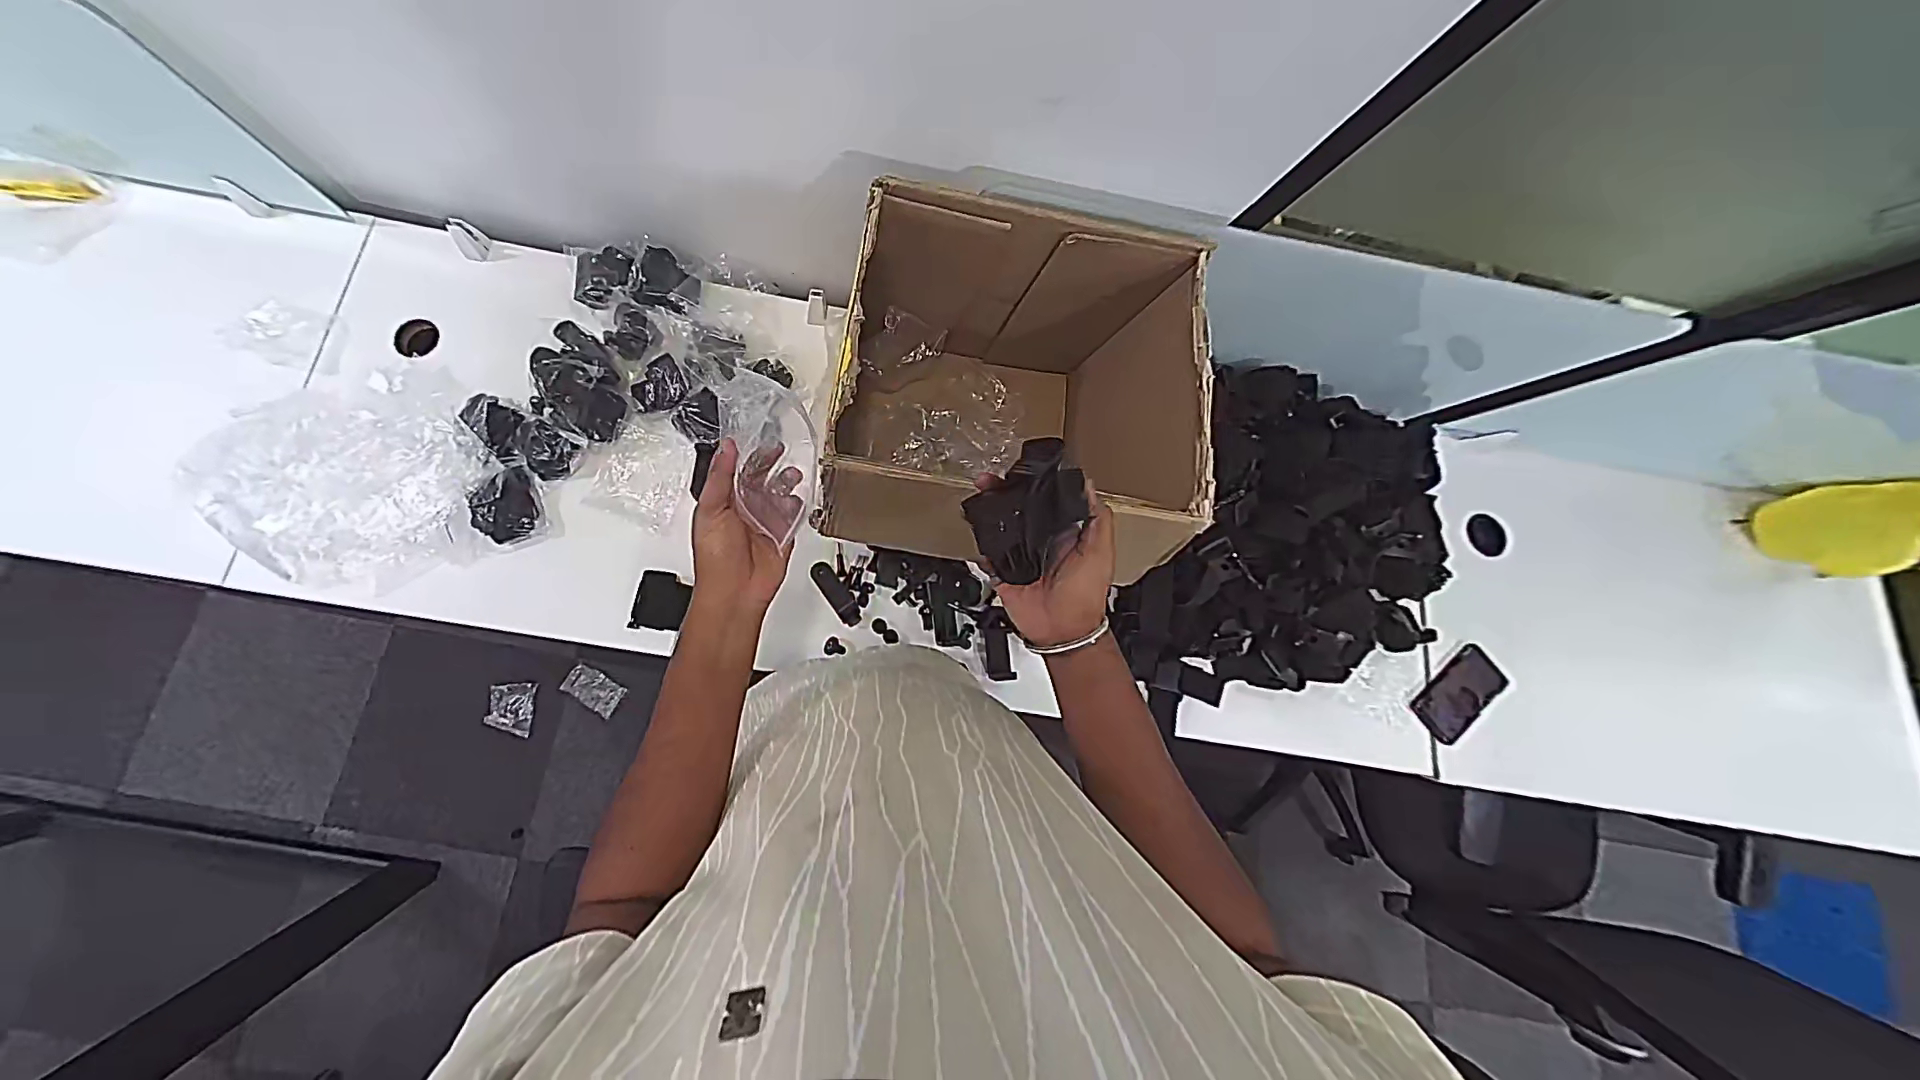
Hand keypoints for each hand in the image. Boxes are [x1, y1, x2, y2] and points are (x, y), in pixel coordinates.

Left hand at [691, 439, 793, 619]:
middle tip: (780, 450)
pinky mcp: (783, 535)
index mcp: (725, 500)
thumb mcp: (711, 510)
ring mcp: (765, 522)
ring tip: (791, 476)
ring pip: (780, 494)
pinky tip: (797, 500)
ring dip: (787, 483)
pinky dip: (798, 507)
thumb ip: (720, 477)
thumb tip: (726, 448)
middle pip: (762, 478)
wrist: (735, 592)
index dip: (748, 454)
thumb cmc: (715, 559)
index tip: (758, 439)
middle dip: (771, 464)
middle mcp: (745, 509)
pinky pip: (794, 516)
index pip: (738, 469)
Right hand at [981, 475, 1114, 648]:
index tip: (1022, 469)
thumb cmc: (1086, 595)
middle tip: (991, 478)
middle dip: (1004, 492)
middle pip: (1019, 509)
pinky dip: (980, 542)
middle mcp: (1041, 541)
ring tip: (980, 492)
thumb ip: (1097, 520)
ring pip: (1002, 526)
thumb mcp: (1100, 551)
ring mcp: (1021, 556)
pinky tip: (974, 523)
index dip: (1034, 484)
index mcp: (1064, 533)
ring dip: (990, 510)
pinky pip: (988, 554)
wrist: (1062, 631)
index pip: (1046, 501)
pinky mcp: (1004, 572)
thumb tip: (1090, 486)